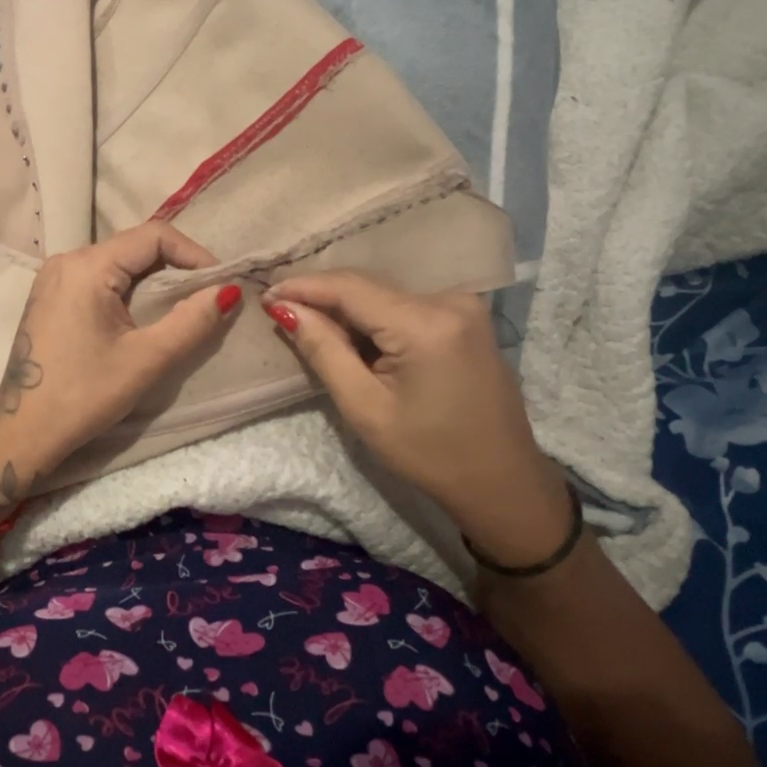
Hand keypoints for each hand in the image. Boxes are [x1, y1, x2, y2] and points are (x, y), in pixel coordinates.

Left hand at [0, 223, 241, 522]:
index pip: (153, 235)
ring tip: (181, 309)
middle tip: (207, 298)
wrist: (24, 432)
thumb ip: (192, 321)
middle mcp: (65, 261)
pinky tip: (143, 318)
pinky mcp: (50, 298)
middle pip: (134, 247)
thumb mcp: (146, 359)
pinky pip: (98, 280)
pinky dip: (128, 292)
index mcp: (86, 266)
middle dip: (176, 267)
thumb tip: (228, 291)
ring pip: (118, 264)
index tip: (220, 283)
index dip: (194, 253)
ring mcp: (53, 278)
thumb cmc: (84, 395)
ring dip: (153, 281)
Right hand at [262, 271, 575, 565]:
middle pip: (369, 286)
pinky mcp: (467, 317)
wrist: (501, 480)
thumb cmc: (429, 453)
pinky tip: (352, 335)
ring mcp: (464, 305)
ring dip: (347, 308)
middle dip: (322, 296)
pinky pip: (406, 304)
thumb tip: (285, 308)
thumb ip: (324, 349)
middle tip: (280, 311)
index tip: (264, 295)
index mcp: (426, 323)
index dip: (304, 286)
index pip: (350, 287)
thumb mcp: (364, 407)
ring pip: (385, 294)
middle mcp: (450, 300)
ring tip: (309, 325)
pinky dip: (374, 316)